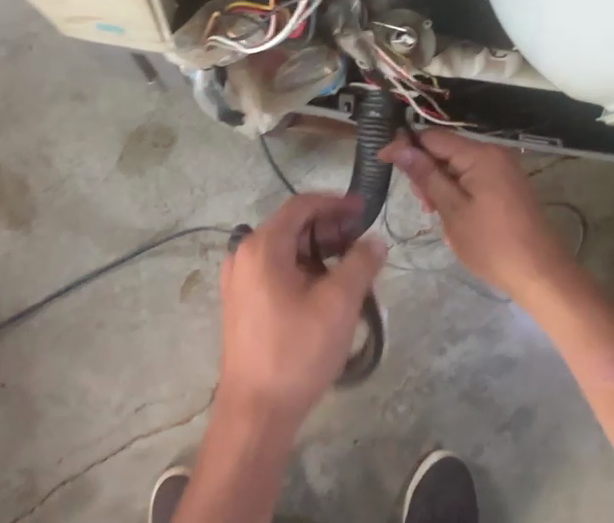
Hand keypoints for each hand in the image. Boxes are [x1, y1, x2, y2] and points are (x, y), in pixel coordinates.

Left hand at [217, 194, 385, 424]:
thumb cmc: (297, 351)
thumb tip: (375, 242)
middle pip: (292, 226)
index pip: (301, 205)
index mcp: (262, 246)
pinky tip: (327, 287)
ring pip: (285, 250)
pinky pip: (275, 270)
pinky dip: (303, 268)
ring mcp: (239, 280)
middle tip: (363, 239)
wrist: (256, 410)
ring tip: (351, 265)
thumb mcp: (338, 304)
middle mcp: (244, 254)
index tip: (365, 209)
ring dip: (319, 250)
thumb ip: (360, 264)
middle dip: (330, 228)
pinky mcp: (242, 302)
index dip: (335, 203)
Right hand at [380, 129, 575, 300]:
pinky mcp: (508, 185)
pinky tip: (453, 214)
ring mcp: (504, 169)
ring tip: (437, 214)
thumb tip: (400, 148)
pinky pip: (473, 176)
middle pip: (446, 150)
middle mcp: (494, 153)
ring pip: (458, 165)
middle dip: (426, 171)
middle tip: (423, 204)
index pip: (432, 137)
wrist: (541, 274)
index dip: (406, 146)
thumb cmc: (492, 244)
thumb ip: (426, 175)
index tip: (383, 161)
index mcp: (480, 154)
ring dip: (440, 183)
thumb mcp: (452, 210)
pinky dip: (458, 190)